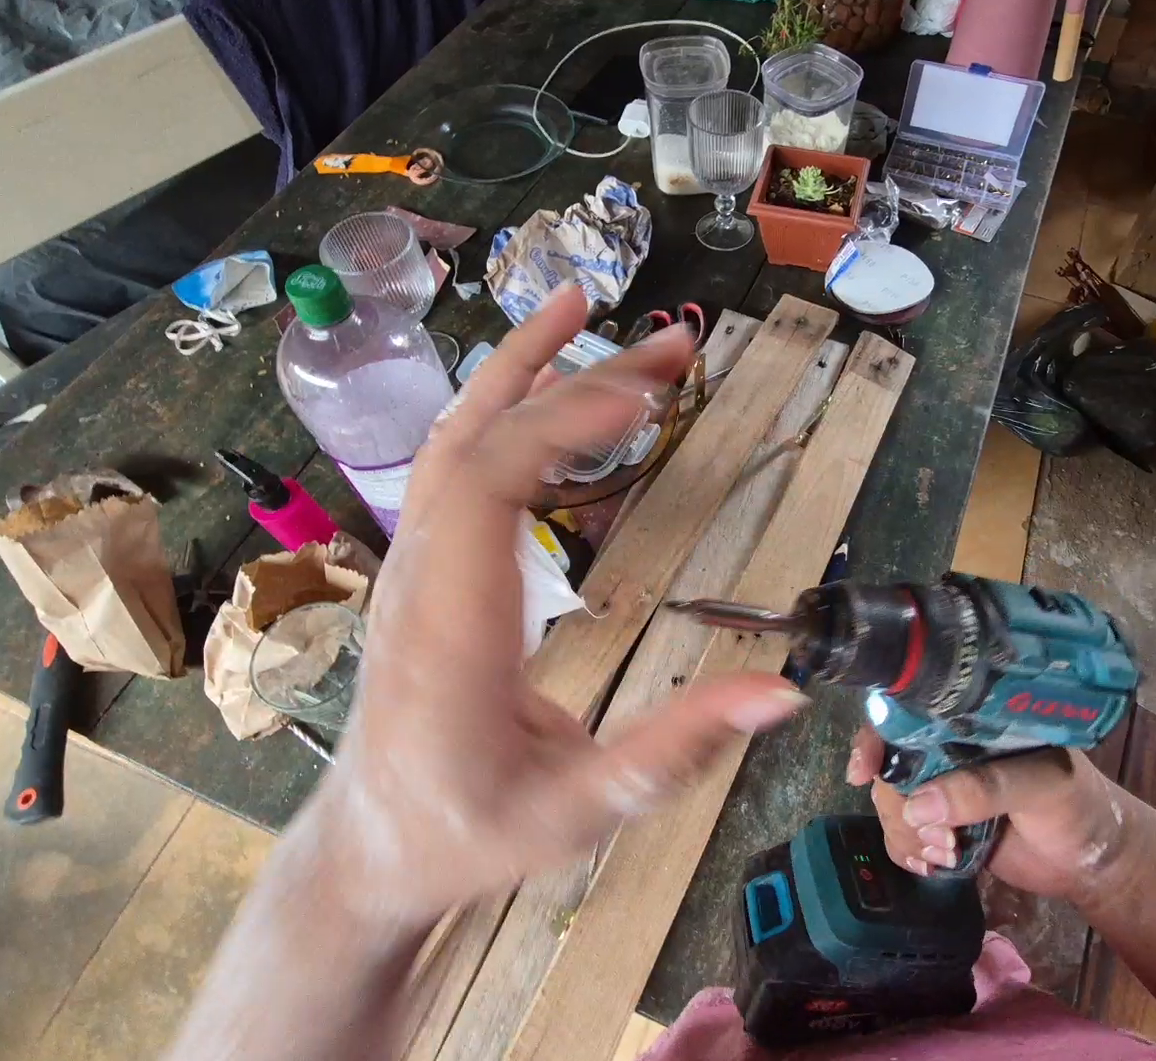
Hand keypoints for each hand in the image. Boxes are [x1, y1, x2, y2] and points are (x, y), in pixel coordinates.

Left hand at [307, 287, 807, 927]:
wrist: (372, 846)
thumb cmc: (471, 832)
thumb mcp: (583, 811)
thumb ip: (678, 749)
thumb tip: (782, 691)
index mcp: (452, 628)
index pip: (489, 484)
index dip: (562, 423)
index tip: (646, 395)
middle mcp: (421, 576)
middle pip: (478, 438)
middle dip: (570, 376)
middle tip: (669, 347)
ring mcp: (414, 564)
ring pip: (454, 436)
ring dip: (522, 367)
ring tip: (587, 309)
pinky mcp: (425, 564)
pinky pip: (455, 462)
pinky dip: (500, 405)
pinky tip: (540, 383)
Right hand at [845, 726, 1129, 902]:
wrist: (1096, 862)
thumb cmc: (1077, 804)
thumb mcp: (1038, 784)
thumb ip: (982, 788)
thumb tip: (919, 805)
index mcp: (965, 725)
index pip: (905, 718)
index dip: (875, 740)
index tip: (863, 772)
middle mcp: (945, 751)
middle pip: (890, 768)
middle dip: (901, 806)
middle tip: (941, 838)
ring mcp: (941, 790)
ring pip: (891, 804)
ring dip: (907, 834)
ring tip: (945, 855)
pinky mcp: (941, 827)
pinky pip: (901, 834)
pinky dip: (905, 851)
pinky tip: (928, 866)